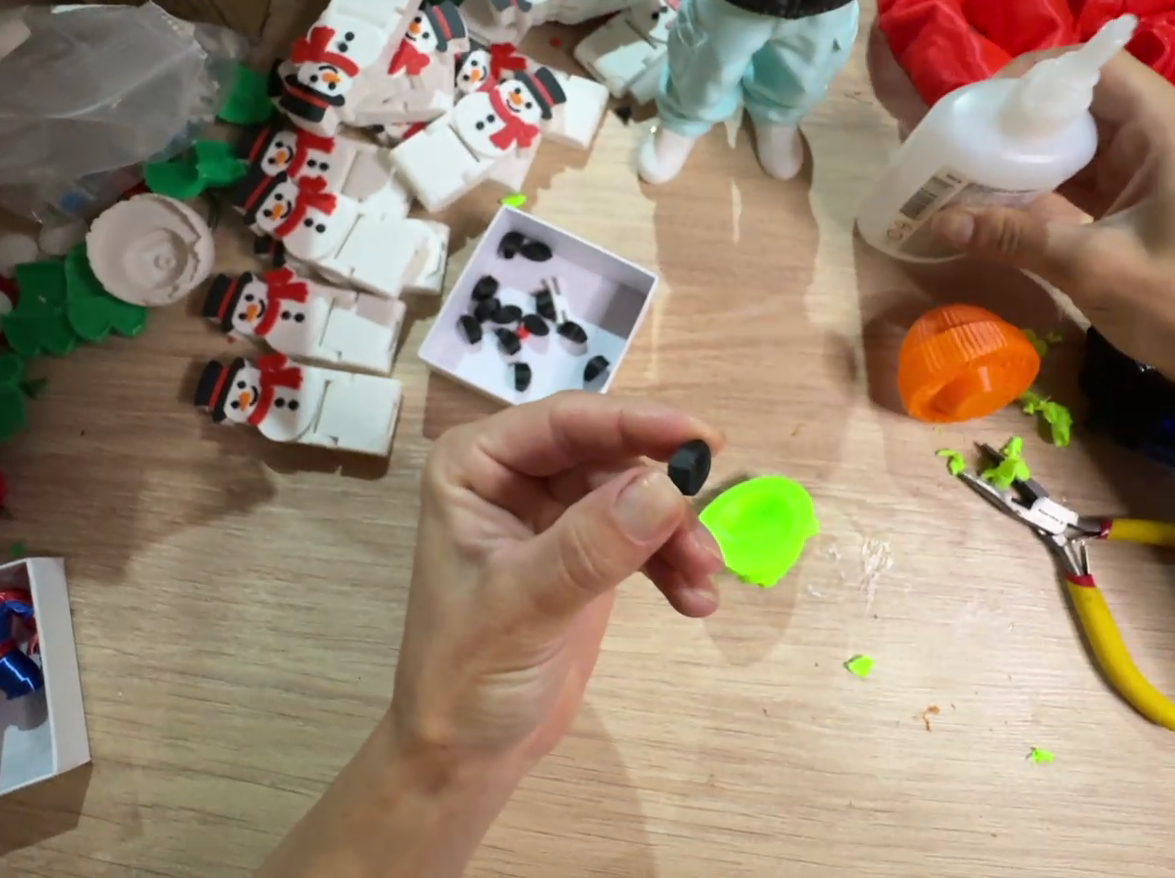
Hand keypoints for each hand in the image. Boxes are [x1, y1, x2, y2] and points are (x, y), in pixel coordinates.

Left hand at [389, 394, 723, 773]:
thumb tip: (667, 488)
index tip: (702, 437)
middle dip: (661, 492)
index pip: (564, 422)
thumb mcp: (523, 606)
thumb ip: (590, 546)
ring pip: (632, 493)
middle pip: (607, 454)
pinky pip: (639, 534)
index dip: (635, 422)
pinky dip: (670, 562)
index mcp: (477, 464)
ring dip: (674, 533)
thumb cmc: (467, 676)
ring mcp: (552, 511)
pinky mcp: (584, 548)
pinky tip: (693, 600)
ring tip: (703, 579)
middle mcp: (514, 474)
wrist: (467, 753)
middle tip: (707, 528)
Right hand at [924, 51, 1174, 390]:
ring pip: (1080, 138)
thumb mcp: (1093, 268)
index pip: (1098, 68)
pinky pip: (1084, 173)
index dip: (1035, 74)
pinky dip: (1043, 181)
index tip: (979, 104)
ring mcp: (1153, 169)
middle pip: (1083, 100)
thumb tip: (940, 221)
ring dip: (1027, 150)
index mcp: (1169, 131)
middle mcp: (1164, 136)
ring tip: (968, 165)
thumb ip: (1015, 238)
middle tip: (962, 139)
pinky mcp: (1142, 200)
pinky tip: (1001, 198)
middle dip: (1021, 115)